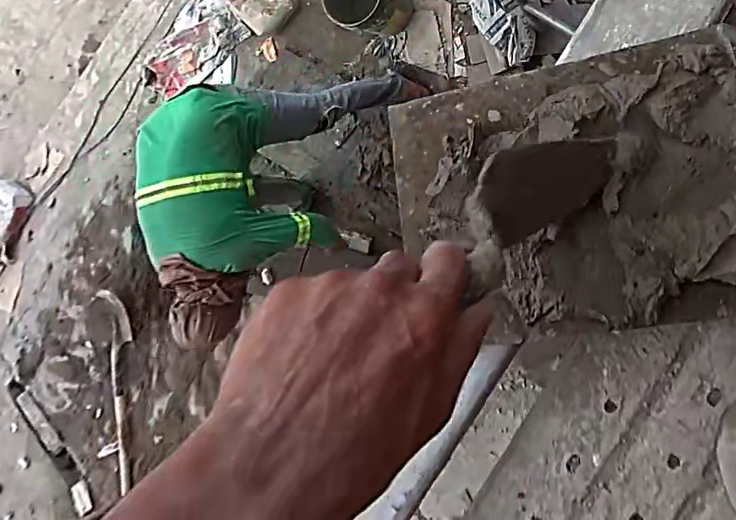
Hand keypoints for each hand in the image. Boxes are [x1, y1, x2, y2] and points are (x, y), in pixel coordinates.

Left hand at [116, 243, 492, 519]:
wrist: (258, 478)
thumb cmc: (345, 458)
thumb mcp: (431, 411)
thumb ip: (462, 347)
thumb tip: (477, 312)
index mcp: (426, 313)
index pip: (450, 256)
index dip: (445, 271)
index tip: (439, 282)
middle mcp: (384, 289)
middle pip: (402, 267)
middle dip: (397, 294)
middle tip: (381, 336)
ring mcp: (334, 286)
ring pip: (356, 282)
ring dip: (352, 307)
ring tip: (333, 359)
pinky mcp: (291, 292)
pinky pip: (314, 291)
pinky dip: (311, 316)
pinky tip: (303, 358)